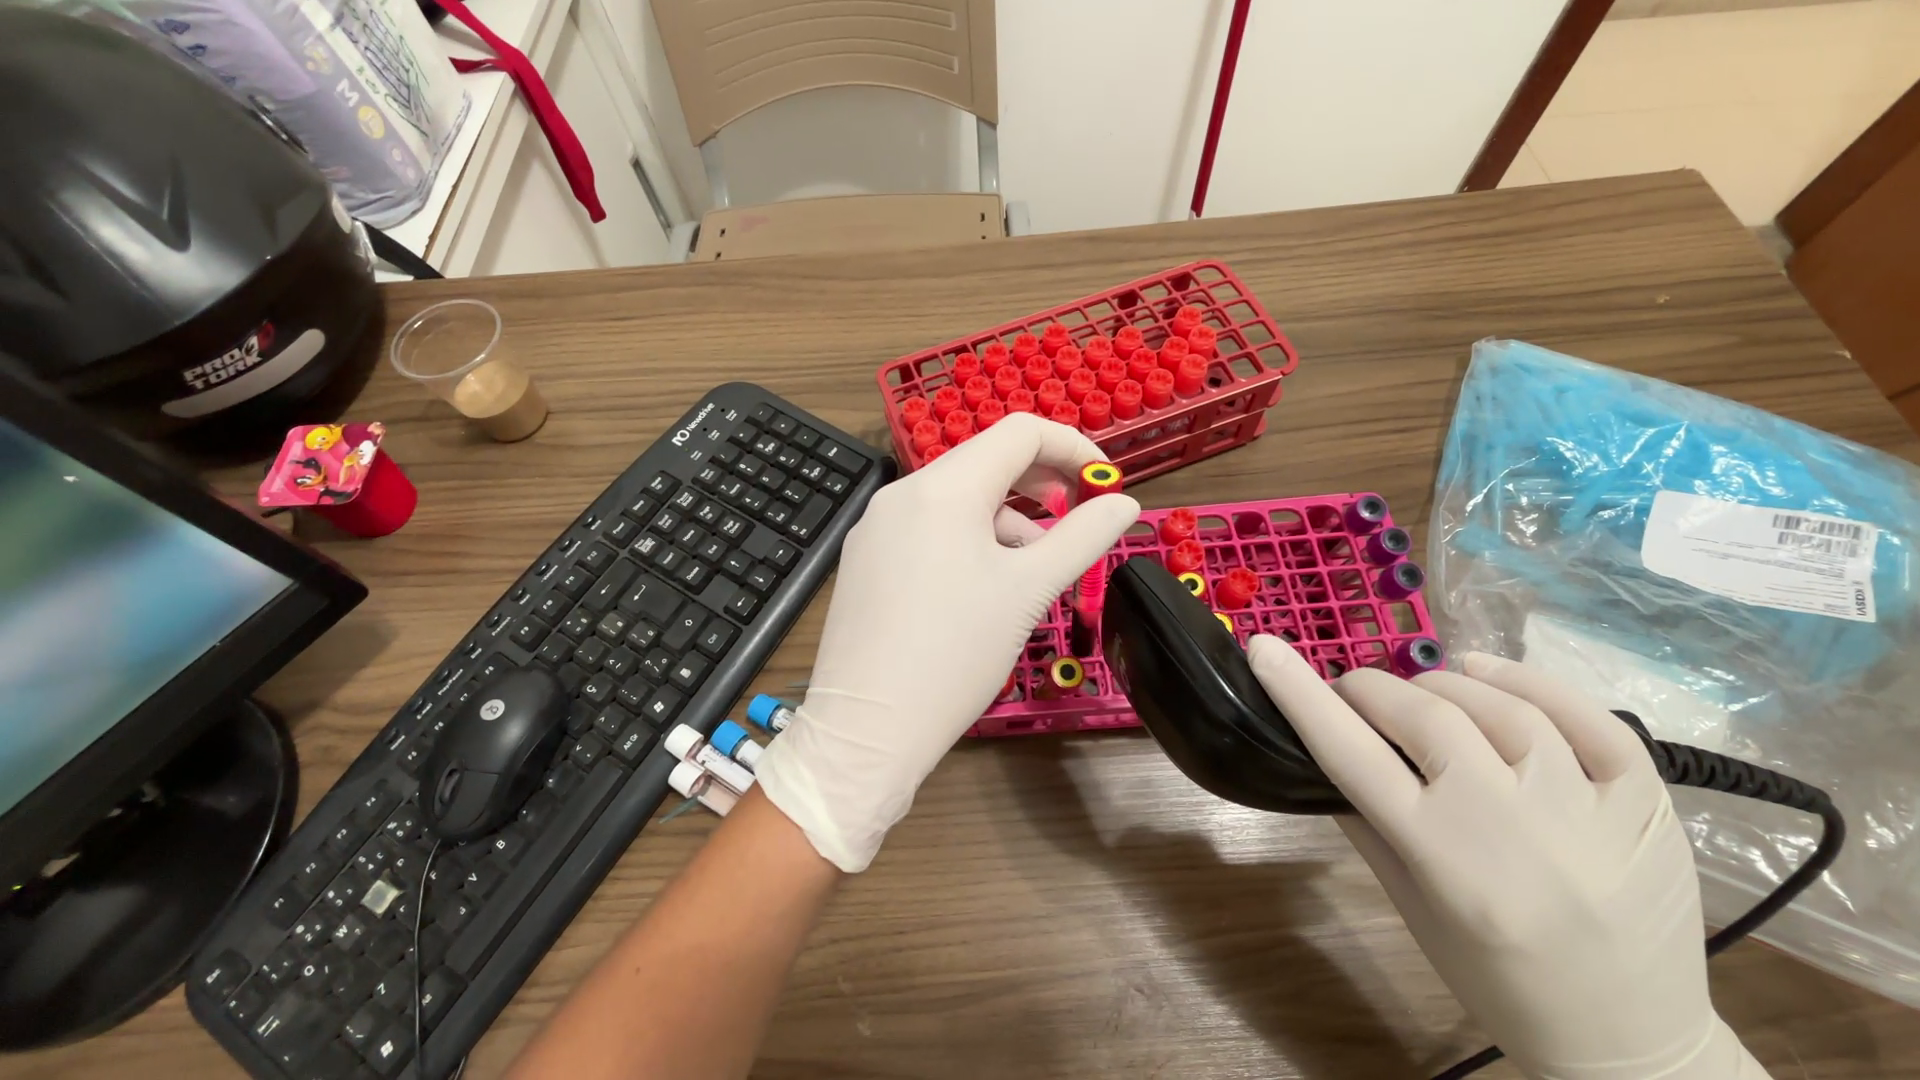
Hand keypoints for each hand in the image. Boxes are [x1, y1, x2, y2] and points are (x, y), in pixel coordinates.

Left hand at [756, 415, 1139, 872]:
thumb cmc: (955, 655)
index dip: (1072, 446)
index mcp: (943, 489)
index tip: (1103, 484)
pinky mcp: (864, 560)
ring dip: (1005, 519)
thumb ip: (1083, 537)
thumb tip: (1125, 504)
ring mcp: (875, 527)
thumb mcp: (1029, 591)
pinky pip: (927, 528)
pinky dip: (968, 540)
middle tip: (1075, 519)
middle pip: (984, 462)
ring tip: (1031, 572)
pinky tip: (983, 587)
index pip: (1019, 432)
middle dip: (1040, 484)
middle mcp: (902, 493)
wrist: (867, 730)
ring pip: (956, 499)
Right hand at [1247, 641, 1767, 1079]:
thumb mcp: (1412, 911)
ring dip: (1441, 683)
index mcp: (1445, 858)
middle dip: (1370, 689)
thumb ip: (1368, 825)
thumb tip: (1325, 747)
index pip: (1352, 754)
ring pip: (1497, 702)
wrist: (1633, 1040)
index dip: (1299, 694)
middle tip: (1355, 696)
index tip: (1264, 647)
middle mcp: (1513, 821)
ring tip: (1421, 694)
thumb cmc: (1498, 983)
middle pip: (1422, 714)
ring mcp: (1586, 803)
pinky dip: (1526, 679)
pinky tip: (1489, 673)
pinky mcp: (1645, 797)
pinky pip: (1582, 711)